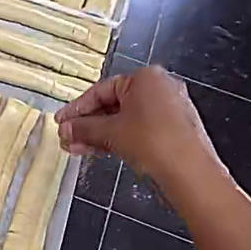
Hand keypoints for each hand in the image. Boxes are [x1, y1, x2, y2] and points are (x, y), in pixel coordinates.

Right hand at [55, 66, 222, 188]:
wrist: (190, 172)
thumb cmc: (151, 141)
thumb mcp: (112, 133)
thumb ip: (85, 129)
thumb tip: (63, 129)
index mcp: (146, 77)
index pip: (102, 90)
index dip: (78, 108)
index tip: (60, 122)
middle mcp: (160, 87)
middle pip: (114, 105)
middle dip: (88, 125)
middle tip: (67, 139)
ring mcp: (169, 108)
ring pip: (126, 120)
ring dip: (100, 135)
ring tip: (77, 149)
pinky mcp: (174, 129)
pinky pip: (139, 129)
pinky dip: (119, 139)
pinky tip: (100, 151)